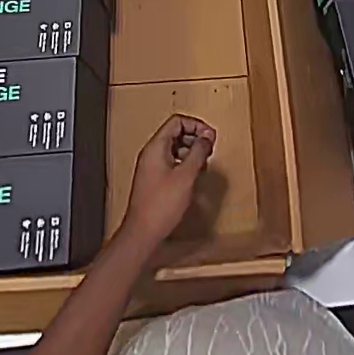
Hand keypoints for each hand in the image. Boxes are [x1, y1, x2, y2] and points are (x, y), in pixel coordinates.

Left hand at [121, 114, 215, 250]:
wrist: (143, 232)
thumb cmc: (162, 205)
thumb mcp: (186, 175)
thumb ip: (198, 152)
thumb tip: (207, 136)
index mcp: (156, 147)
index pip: (177, 122)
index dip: (196, 125)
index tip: (210, 137)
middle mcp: (151, 154)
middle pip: (175, 132)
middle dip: (195, 137)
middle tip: (210, 148)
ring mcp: (151, 167)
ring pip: (174, 147)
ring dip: (191, 150)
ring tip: (204, 162)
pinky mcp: (154, 179)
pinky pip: (171, 161)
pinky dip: (185, 162)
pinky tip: (194, 175)